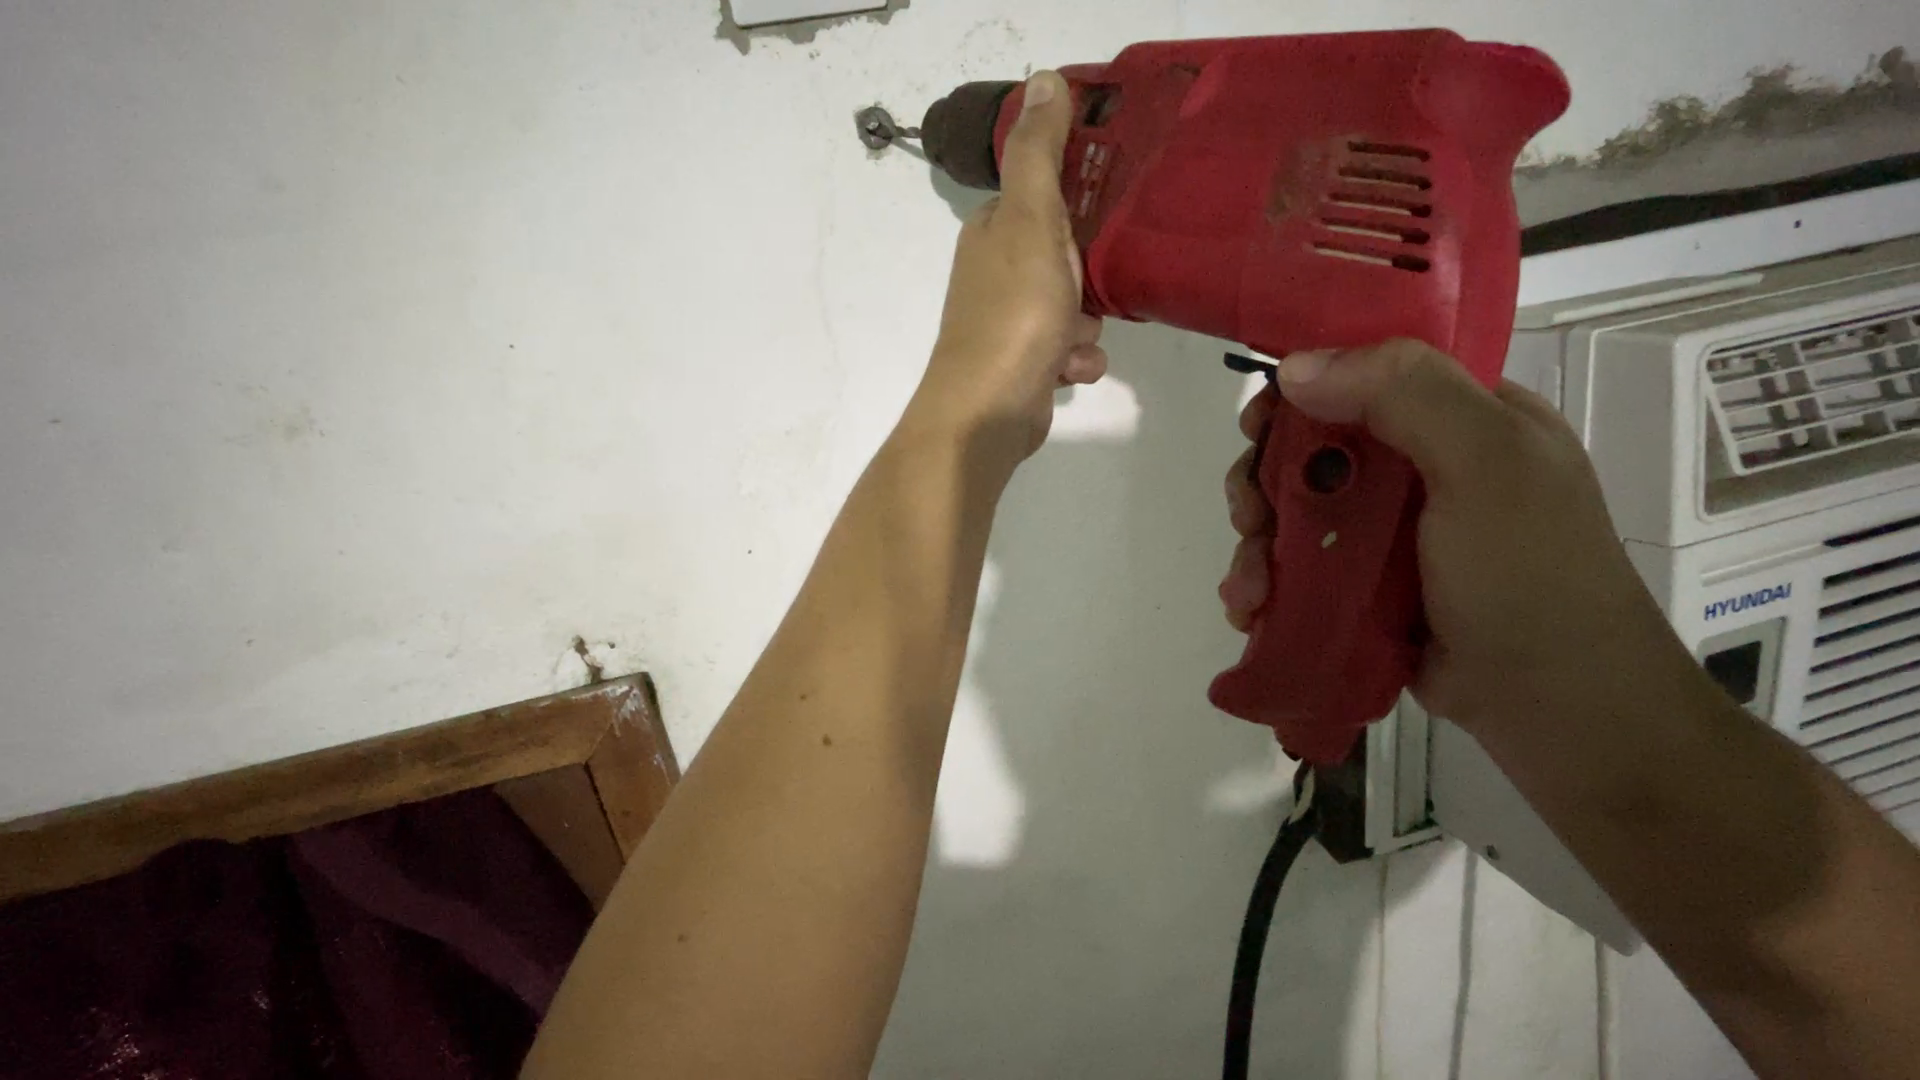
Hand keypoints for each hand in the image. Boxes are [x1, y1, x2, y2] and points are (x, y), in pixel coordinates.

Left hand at [903, 71, 1107, 465]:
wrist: (988, 411)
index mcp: (992, 232)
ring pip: (1075, 307)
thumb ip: (1038, 155)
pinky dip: (1077, 360)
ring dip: (1087, 325)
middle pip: (1067, 253)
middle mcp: (996, 273)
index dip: (1080, 198)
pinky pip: (1070, 351)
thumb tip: (1044, 80)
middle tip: (1097, 283)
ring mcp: (1009, 323)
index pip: (1042, 195)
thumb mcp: (1031, 221)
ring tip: (1076, 340)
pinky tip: (1072, 371)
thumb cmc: (1013, 314)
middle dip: (1091, 273)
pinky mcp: (1024, 364)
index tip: (1115, 205)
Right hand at [1222, 340, 1690, 730]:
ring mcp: (1387, 532)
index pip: (1365, 377)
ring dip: (1255, 546)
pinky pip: (1296, 568)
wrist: (1553, 705)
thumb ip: (1404, 396)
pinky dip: (1265, 585)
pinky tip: (1251, 610)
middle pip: (1312, 450)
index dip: (1301, 391)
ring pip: (1293, 514)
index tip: (1258, 424)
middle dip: (1264, 482)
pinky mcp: (1362, 586)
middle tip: (1247, 516)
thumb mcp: (1487, 462)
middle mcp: (1418, 468)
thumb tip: (1295, 368)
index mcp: (1460, 419)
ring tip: (1247, 590)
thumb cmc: (1530, 574)